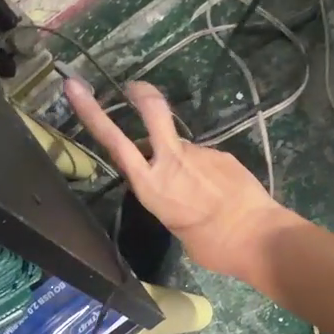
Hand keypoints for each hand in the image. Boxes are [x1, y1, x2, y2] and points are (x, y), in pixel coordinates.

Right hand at [65, 77, 295, 277]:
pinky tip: (220, 195)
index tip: (75, 86)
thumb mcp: (174, 228)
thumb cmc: (212, 246)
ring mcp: (201, 153)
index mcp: (151, 184)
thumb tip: (171, 187)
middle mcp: (172, 160)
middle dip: (142, 94)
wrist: (259, 236)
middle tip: (135, 88)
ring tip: (201, 194)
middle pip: (153, 111)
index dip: (91, 112)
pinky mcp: (224, 155)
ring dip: (184, 160)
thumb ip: (166, 200)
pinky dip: (206, 172)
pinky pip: (206, 160)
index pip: (113, 141)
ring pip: (182, 147)